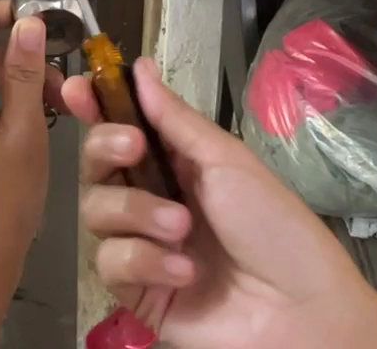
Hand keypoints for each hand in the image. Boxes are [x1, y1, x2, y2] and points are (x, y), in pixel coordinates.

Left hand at [0, 1, 64, 348]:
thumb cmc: (1, 205)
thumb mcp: (23, 135)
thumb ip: (24, 76)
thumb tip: (28, 22)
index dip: (13, 10)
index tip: (52, 24)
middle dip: (28, 56)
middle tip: (68, 87)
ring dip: (25, 84)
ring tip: (62, 111)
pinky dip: (13, 107)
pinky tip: (40, 131)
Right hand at [65, 57, 376, 348]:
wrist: (301, 312)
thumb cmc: (273, 223)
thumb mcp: (225, 160)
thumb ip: (173, 118)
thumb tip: (138, 65)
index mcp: (170, 161)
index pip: (118, 125)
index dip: (92, 105)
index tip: (75, 88)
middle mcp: (148, 196)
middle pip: (95, 162)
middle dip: (106, 147)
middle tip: (134, 148)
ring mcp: (140, 244)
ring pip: (96, 211)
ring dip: (136, 212)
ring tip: (182, 228)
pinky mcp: (137, 291)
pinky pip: (111, 263)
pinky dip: (145, 262)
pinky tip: (184, 272)